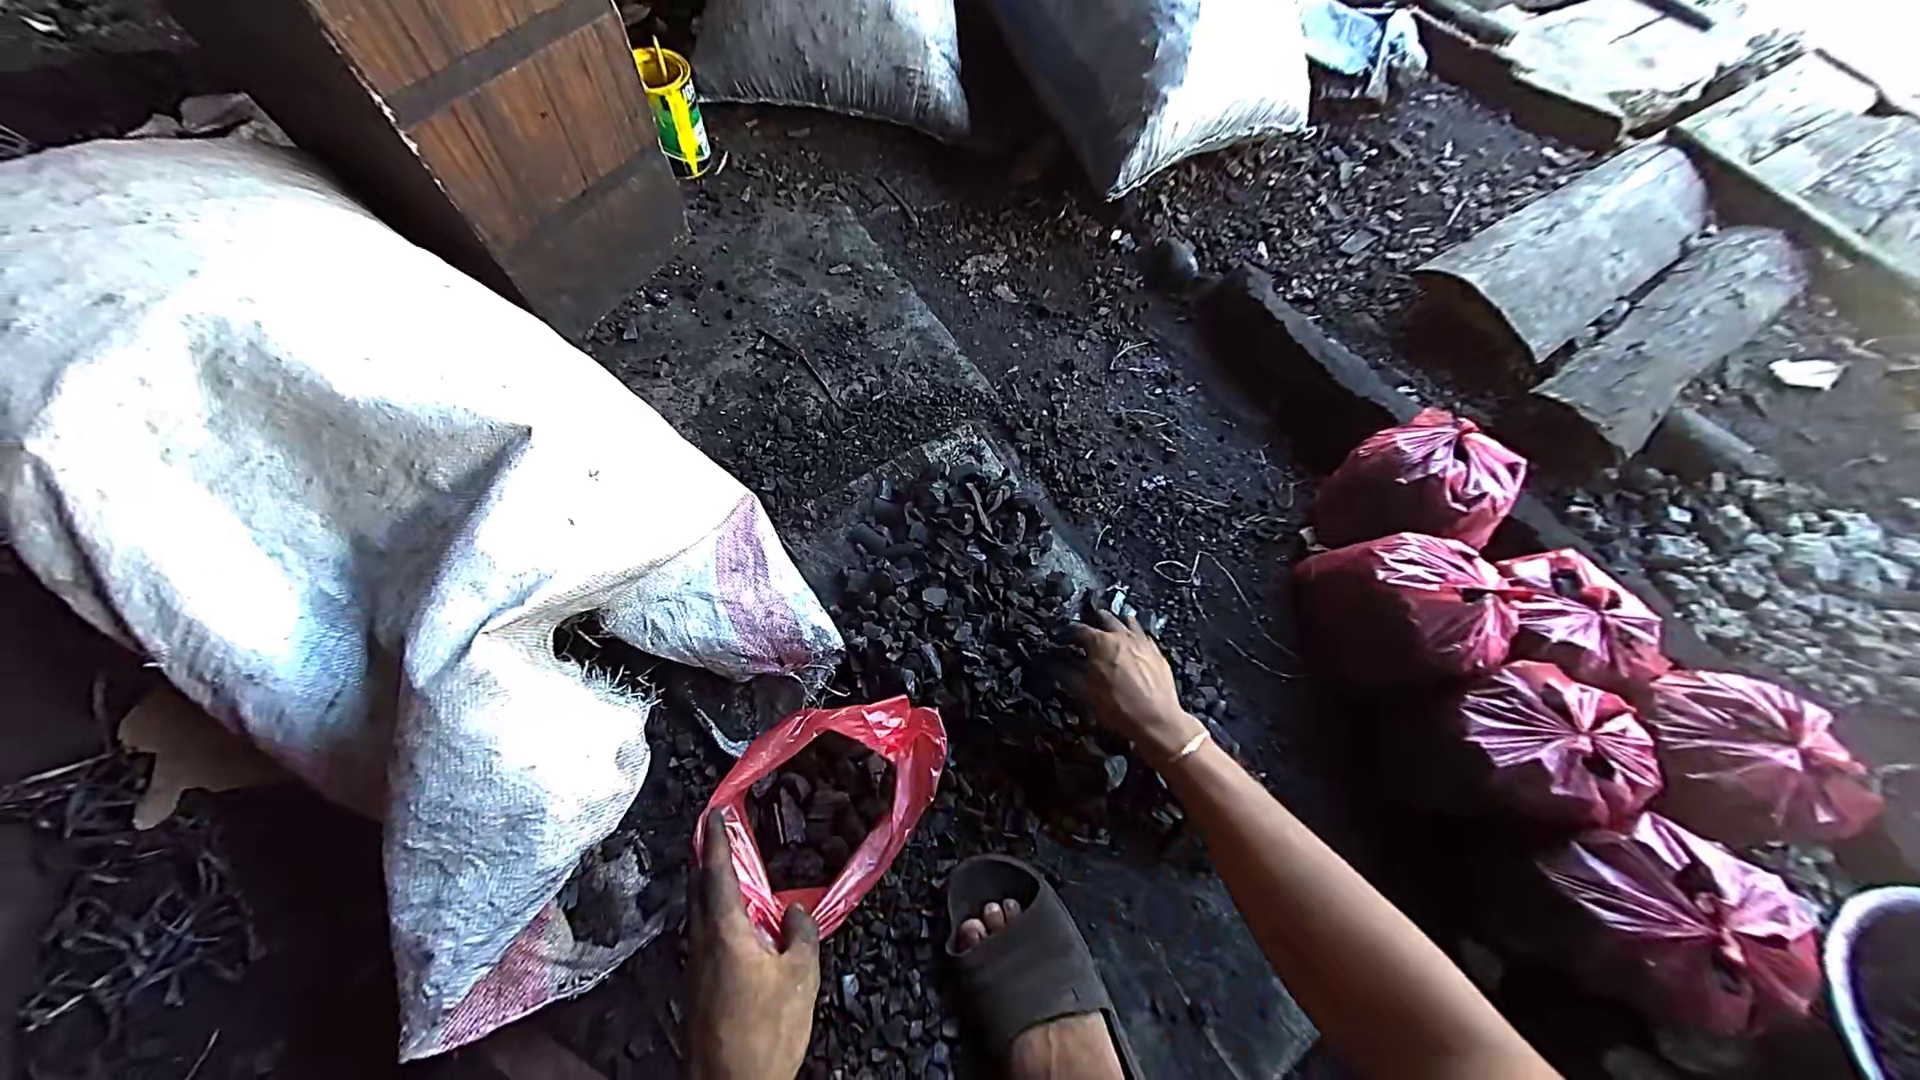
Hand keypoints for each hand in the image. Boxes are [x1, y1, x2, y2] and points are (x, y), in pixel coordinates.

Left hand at [688, 810, 819, 1079]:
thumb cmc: (767, 1032)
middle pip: (699, 888)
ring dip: (709, 882)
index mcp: (726, 933)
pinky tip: (734, 918)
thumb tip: (792, 910)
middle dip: (705, 856)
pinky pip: (705, 932)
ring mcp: (697, 967)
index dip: (715, 840)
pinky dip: (715, 909)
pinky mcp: (699, 987)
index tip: (713, 813)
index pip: (717, 873)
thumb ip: (800, 932)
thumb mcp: (800, 975)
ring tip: (724, 864)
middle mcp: (704, 944)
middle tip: (714, 830)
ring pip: (699, 911)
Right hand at [1068, 611, 1205, 763]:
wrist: (1156, 720)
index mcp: (1100, 643)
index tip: (1065, 638)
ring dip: (1116, 623)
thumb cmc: (1119, 707)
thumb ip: (1067, 673)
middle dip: (1094, 620)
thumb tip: (1055, 665)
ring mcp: (1141, 642)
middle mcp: (1121, 637)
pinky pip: (1143, 635)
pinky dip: (1135, 634)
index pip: (1079, 629)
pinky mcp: (1156, 652)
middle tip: (1088, 626)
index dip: (1069, 633)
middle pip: (1105, 619)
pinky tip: (1133, 641)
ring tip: (1111, 627)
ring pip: (1127, 622)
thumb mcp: (1085, 692)